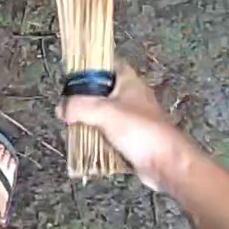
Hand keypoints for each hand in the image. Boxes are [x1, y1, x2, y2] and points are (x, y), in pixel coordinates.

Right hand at [58, 61, 203, 193]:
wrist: (167, 164)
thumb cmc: (142, 131)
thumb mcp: (104, 111)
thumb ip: (78, 107)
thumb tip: (61, 109)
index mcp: (129, 82)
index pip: (108, 64)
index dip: (91, 66)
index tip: (73, 74)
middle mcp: (132, 97)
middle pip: (102, 92)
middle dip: (85, 100)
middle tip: (69, 106)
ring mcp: (133, 119)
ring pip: (104, 115)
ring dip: (90, 122)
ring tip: (74, 126)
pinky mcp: (132, 139)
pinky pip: (109, 135)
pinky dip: (98, 139)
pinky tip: (87, 144)